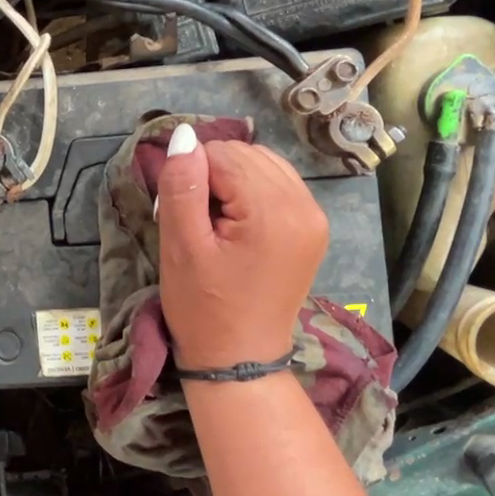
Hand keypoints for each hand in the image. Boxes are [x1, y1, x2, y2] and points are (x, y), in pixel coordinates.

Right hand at [156, 123, 328, 368]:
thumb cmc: (202, 306)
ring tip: (214, 222)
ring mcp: (314, 216)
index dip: (191, 176)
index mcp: (273, 212)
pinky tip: (235, 222)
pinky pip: (277, 183)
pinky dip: (250, 190)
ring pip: (261, 163)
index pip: (221, 154)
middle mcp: (304, 206)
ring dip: (230, 180)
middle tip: (194, 222)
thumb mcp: (181, 246)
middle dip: (211, 175)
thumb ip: (181, 186)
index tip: (182, 216)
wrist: (238, 359)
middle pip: (244, 154)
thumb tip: (183, 136)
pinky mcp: (312, 227)